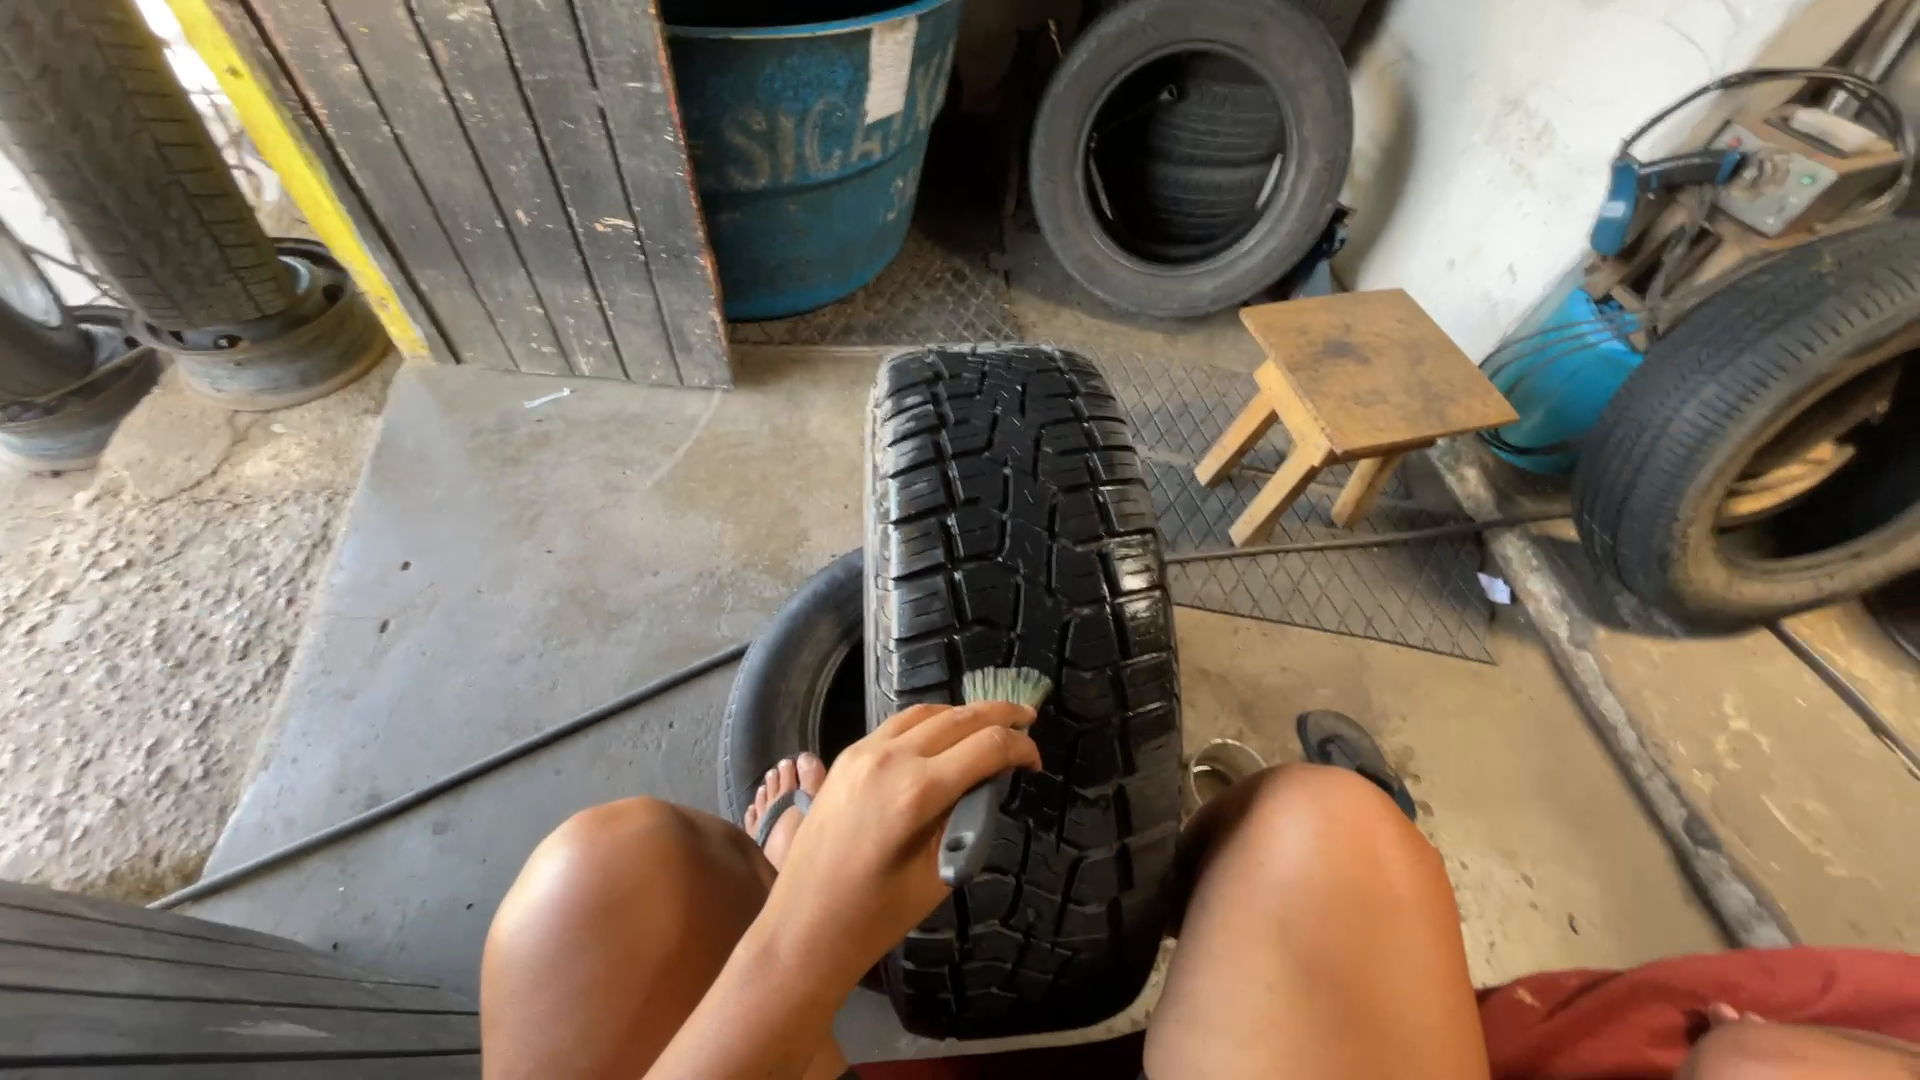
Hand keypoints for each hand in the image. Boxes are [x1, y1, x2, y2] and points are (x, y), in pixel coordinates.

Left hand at [755, 702, 1040, 985]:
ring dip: (963, 712)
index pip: (987, 747)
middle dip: (1000, 714)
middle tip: (1029, 718)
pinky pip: (896, 724)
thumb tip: (986, 783)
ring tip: (992, 720)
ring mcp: (863, 751)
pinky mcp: (846, 756)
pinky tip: (944, 732)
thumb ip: (967, 819)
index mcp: (918, 791)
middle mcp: (891, 757)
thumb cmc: (876, 915)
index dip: (1020, 748)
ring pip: (926, 712)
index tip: (1036, 762)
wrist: (803, 926)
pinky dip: (929, 721)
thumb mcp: (939, 873)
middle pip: (959, 718)